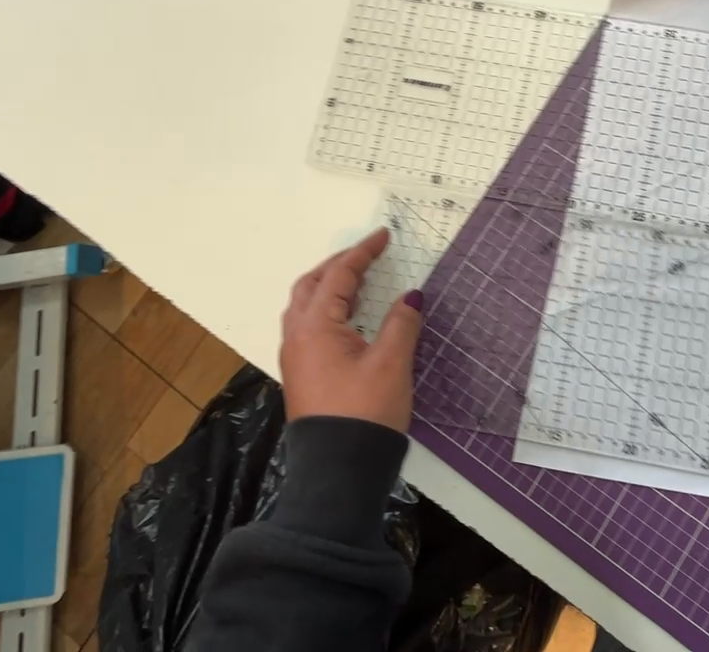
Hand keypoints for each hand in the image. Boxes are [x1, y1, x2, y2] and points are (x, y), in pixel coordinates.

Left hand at [279, 228, 423, 431]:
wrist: (339, 472)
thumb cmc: (366, 411)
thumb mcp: (391, 362)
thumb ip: (401, 322)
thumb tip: (411, 296)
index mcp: (316, 326)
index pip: (339, 276)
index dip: (362, 253)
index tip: (383, 236)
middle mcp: (298, 337)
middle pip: (311, 286)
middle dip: (338, 265)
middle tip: (366, 254)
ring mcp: (297, 358)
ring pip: (306, 307)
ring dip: (329, 287)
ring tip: (356, 280)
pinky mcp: (303, 376)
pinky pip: (309, 326)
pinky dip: (327, 309)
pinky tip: (349, 317)